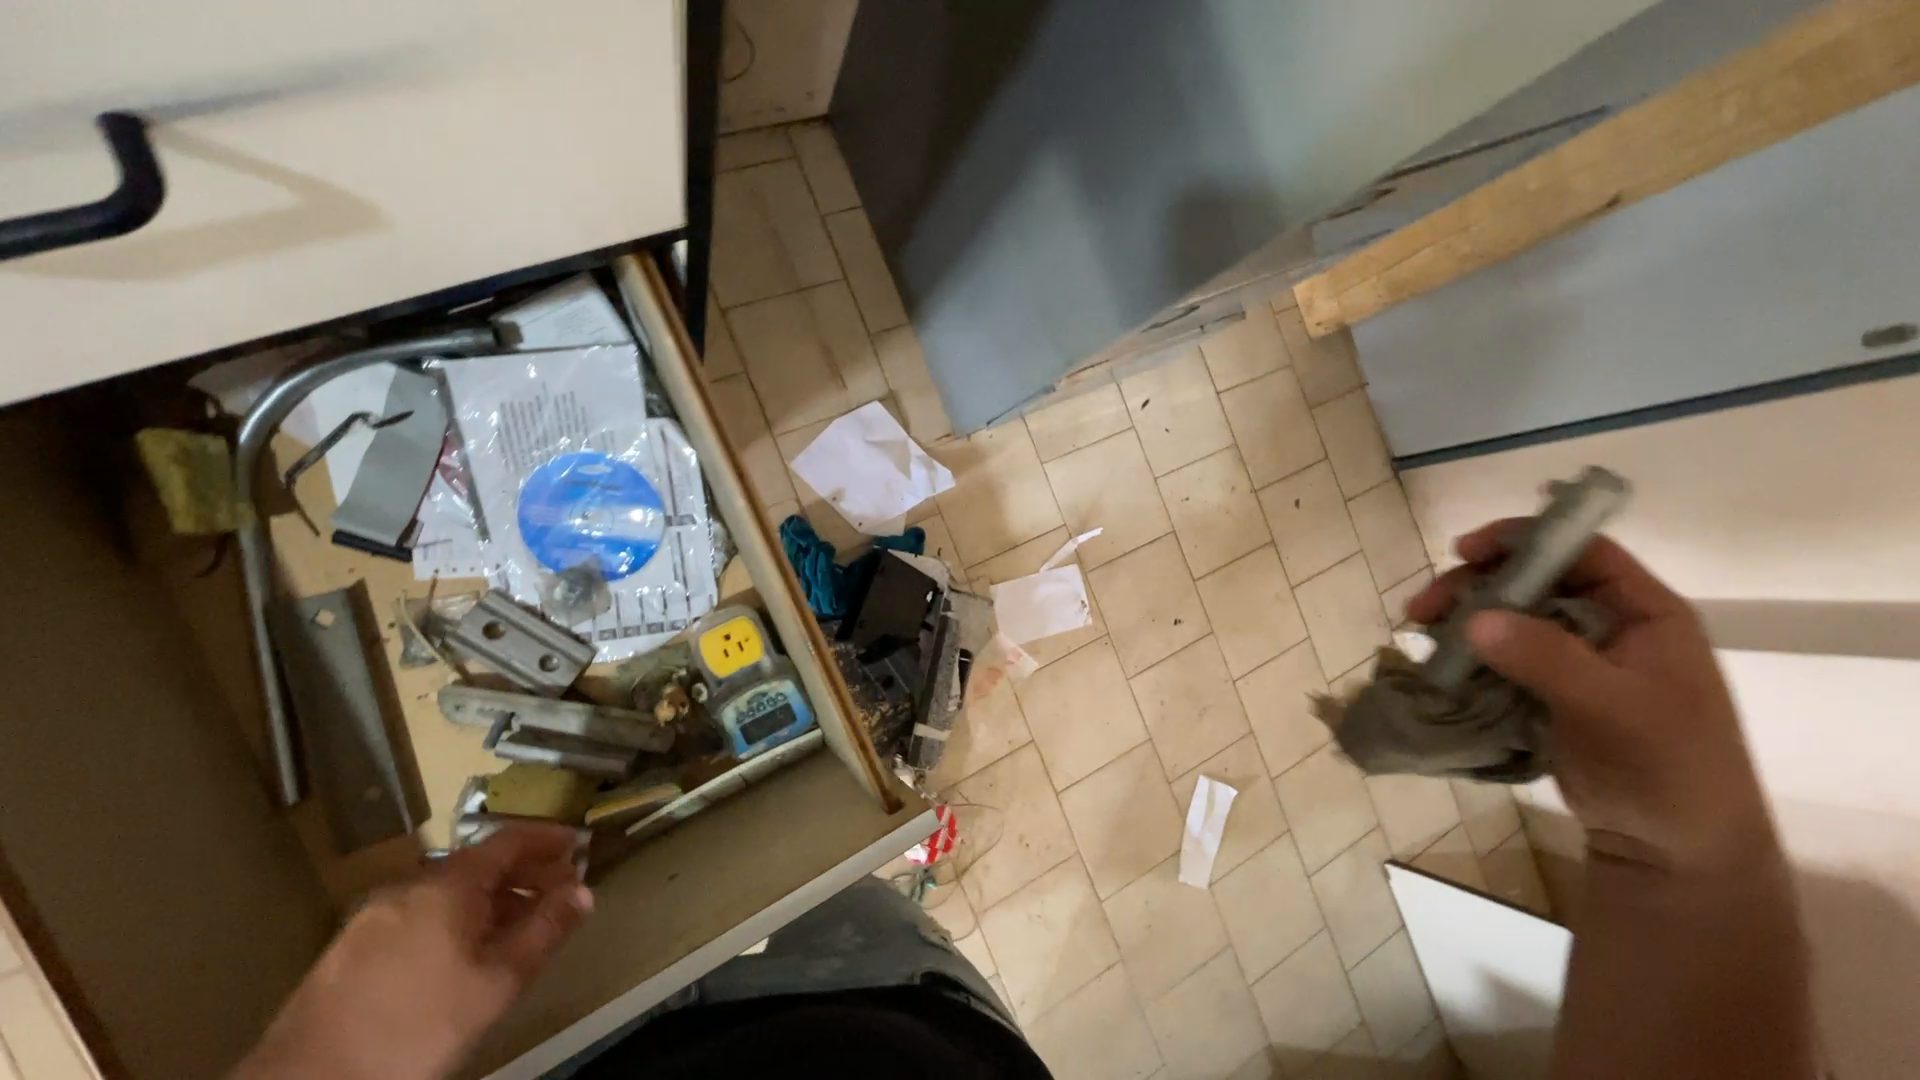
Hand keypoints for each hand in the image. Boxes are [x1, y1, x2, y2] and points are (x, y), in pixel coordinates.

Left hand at [233, 824, 592, 1079]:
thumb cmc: (418, 1028)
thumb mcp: (497, 983)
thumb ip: (545, 932)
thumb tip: (582, 892)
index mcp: (447, 885)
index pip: (508, 840)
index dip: (546, 839)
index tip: (577, 846)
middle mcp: (408, 886)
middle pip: (478, 864)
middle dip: (523, 874)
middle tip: (558, 892)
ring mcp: (373, 915)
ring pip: (447, 892)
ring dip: (490, 899)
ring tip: (518, 927)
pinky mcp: (350, 947)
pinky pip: (419, 914)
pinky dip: (455, 918)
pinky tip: (464, 954)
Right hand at [1408, 521, 1774, 873]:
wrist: (1673, 849)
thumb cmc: (1665, 769)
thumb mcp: (1612, 708)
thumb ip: (1547, 658)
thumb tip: (1475, 619)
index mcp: (1645, 613)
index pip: (1582, 551)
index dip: (1524, 540)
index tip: (1465, 552)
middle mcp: (1609, 625)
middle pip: (1533, 580)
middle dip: (1474, 586)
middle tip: (1422, 610)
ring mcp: (1577, 659)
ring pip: (1510, 617)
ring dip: (1462, 620)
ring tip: (1420, 636)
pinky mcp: (1550, 691)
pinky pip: (1502, 656)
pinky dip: (1467, 654)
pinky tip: (1437, 663)